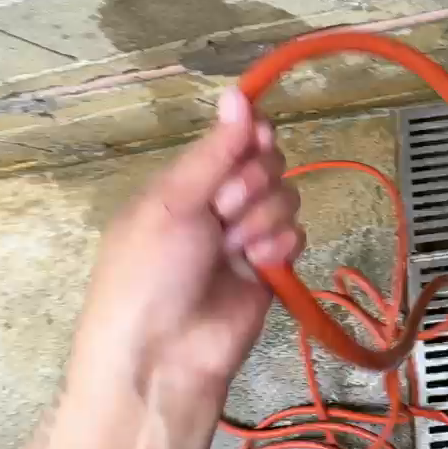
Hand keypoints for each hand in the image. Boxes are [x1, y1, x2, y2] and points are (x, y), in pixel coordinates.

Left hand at [67, 90, 304, 404]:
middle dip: (253, 184)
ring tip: (235, 249)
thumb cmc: (150, 273)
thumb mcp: (172, 203)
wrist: (165, 357)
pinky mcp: (272, 263)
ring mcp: (246, 233)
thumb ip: (215, 151)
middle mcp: (218, 202)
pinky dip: (280, 245)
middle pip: (268, 162)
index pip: (236, 137)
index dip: (251, 138)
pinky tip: (259, 264)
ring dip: (263, 219)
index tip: (255, 143)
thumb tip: (237, 92)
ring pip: (286, 196)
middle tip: (224, 211)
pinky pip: (297, 232)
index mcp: (187, 182)